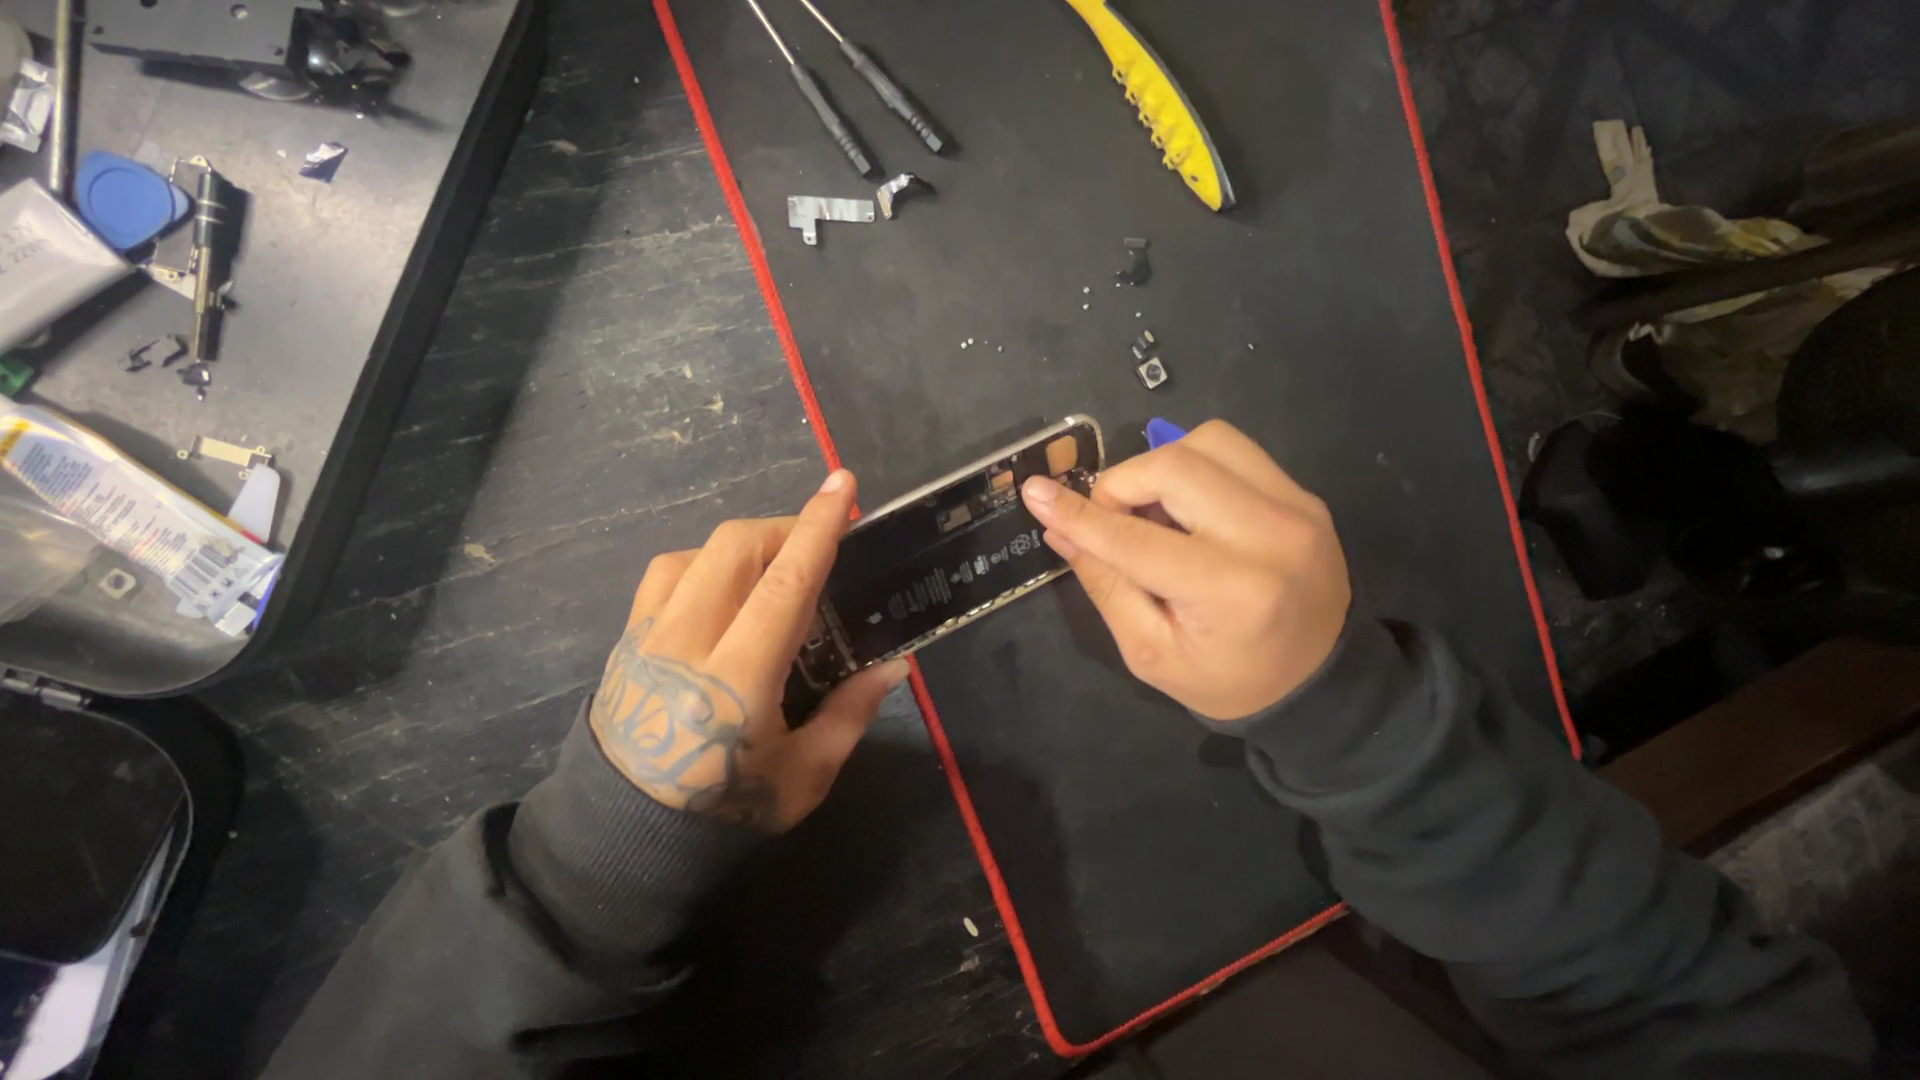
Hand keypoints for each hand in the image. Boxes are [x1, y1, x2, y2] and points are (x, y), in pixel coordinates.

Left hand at [589, 469, 908, 831]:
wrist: (623, 835)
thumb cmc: (725, 807)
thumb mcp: (804, 776)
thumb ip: (850, 714)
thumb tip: (894, 664)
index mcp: (737, 678)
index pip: (784, 583)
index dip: (818, 529)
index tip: (843, 484)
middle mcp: (686, 642)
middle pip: (735, 548)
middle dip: (785, 528)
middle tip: (820, 548)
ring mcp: (647, 636)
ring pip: (695, 553)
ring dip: (744, 545)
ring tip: (773, 569)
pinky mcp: (626, 640)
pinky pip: (665, 575)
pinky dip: (703, 563)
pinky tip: (723, 589)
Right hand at [1020, 420, 1351, 720]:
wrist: (1321, 683)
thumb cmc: (1227, 679)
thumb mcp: (1151, 651)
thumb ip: (1105, 584)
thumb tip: (1058, 528)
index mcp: (1229, 591)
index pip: (1134, 538)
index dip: (1079, 514)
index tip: (1035, 492)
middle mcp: (1270, 536)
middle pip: (1174, 466)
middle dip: (1122, 484)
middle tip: (1110, 518)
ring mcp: (1296, 508)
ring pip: (1207, 442)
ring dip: (1160, 466)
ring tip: (1152, 511)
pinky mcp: (1305, 496)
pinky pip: (1235, 451)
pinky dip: (1196, 466)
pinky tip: (1189, 507)